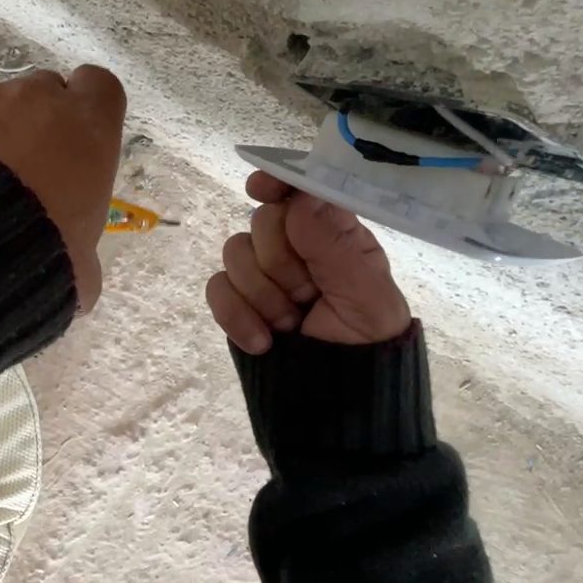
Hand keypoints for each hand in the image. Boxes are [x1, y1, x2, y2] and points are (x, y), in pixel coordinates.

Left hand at [0, 66, 125, 309]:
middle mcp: (35, 99)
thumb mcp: (81, 266)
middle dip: (34, 124)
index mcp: (87, 127)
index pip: (100, 88)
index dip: (87, 111)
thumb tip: (77, 266)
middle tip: (21, 174)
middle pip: (41, 94)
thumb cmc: (38, 254)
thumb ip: (83, 248)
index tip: (75, 142)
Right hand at [206, 171, 411, 349]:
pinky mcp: (234, 300)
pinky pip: (216, 288)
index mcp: (333, 234)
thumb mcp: (366, 296)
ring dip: (263, 296)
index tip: (260, 189)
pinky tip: (262, 340)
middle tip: (307, 297)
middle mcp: (293, 245)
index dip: (278, 182)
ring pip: (234, 254)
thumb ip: (334, 245)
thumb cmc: (364, 343)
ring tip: (290, 325)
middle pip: (261, 222)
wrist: (334, 399)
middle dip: (281, 265)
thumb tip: (302, 198)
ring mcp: (259, 273)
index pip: (300, 190)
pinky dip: (236, 315)